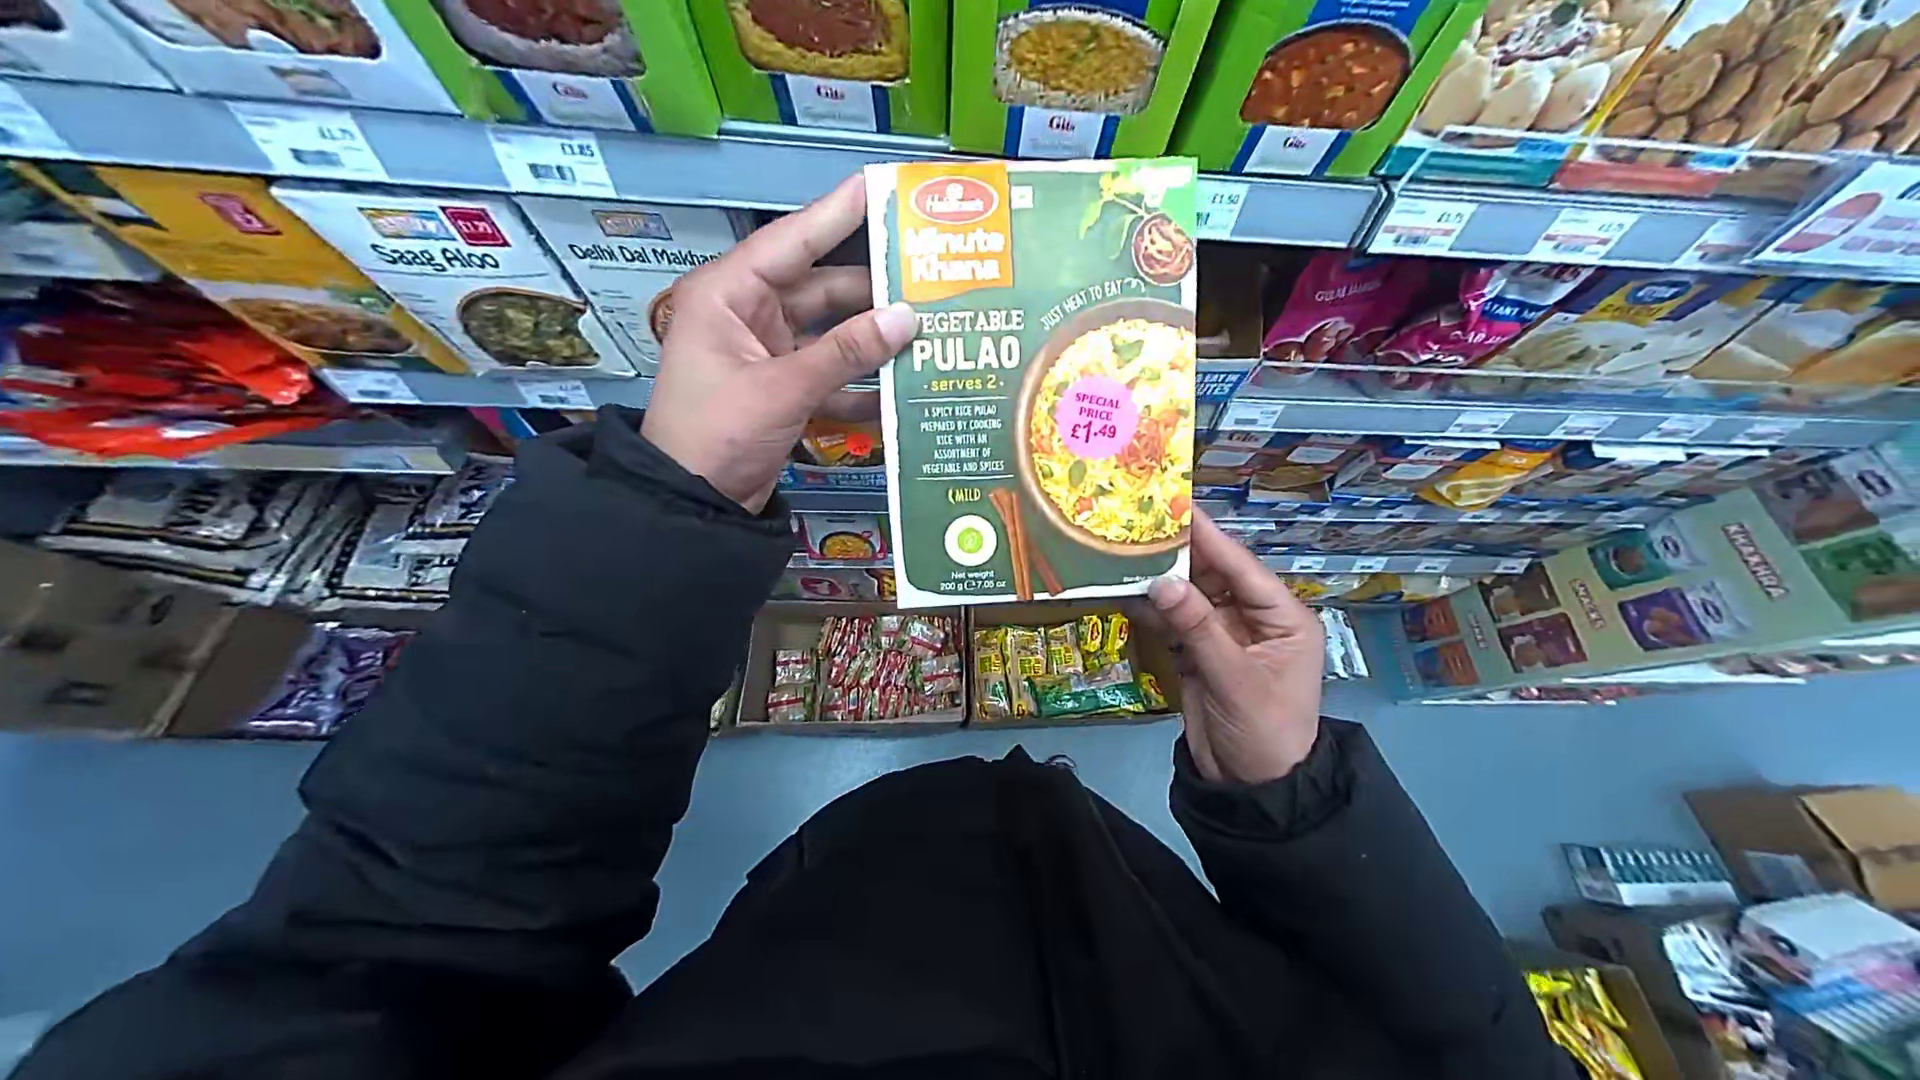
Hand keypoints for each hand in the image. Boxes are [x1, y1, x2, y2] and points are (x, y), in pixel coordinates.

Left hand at [641, 173, 916, 511]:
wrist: (692, 502)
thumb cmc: (718, 433)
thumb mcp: (782, 388)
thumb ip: (846, 353)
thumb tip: (908, 318)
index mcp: (729, 295)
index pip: (792, 240)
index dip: (838, 212)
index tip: (880, 186)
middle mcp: (749, 315)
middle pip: (821, 290)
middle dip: (872, 291)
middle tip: (928, 280)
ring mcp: (767, 354)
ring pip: (830, 335)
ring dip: (872, 341)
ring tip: (927, 332)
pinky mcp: (783, 389)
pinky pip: (829, 375)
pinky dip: (859, 384)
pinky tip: (899, 390)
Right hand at [1146, 511, 1323, 784]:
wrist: (1252, 787)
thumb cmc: (1263, 731)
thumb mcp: (1234, 679)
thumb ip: (1197, 627)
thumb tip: (1159, 580)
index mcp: (1281, 617)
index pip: (1240, 567)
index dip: (1207, 536)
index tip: (1175, 505)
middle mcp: (1253, 618)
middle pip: (1212, 576)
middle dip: (1177, 555)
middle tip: (1137, 526)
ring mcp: (1224, 635)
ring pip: (1189, 596)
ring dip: (1160, 581)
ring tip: (1123, 552)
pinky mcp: (1199, 653)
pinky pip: (1174, 622)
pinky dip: (1152, 610)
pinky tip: (1126, 593)